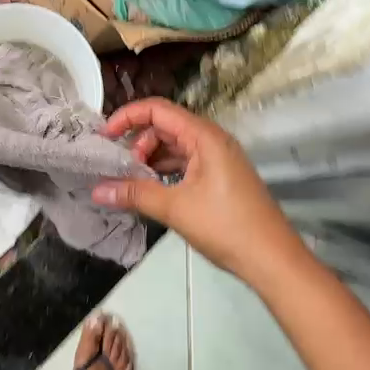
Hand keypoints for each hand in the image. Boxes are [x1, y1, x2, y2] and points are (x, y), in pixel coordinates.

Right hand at [91, 97, 304, 283]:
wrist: (273, 260)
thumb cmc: (226, 226)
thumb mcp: (176, 208)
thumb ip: (135, 194)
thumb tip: (96, 191)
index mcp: (203, 136)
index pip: (157, 109)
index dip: (127, 117)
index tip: (105, 137)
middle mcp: (212, 139)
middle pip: (165, 125)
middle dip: (138, 141)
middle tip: (120, 168)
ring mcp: (219, 157)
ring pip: (175, 145)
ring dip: (152, 158)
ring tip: (134, 181)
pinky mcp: (222, 175)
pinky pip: (187, 161)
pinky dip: (167, 169)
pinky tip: (155, 189)